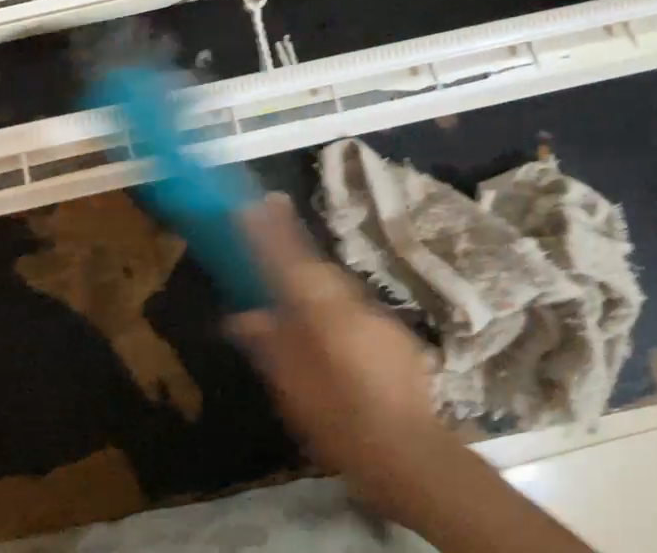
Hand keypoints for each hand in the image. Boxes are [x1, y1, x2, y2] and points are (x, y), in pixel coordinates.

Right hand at [227, 195, 449, 522]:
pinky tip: (337, 342)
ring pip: (340, 291)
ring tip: (298, 296)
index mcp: (324, 312)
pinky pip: (359, 314)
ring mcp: (382, 322)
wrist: (413, 457)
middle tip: (275, 234)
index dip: (274, 230)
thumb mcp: (293, 388)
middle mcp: (355, 306)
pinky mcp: (401, 343)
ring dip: (317, 285)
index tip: (261, 200)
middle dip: (296, 251)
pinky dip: (340, 314)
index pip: (291, 260)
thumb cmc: (342, 422)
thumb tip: (243, 316)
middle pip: (318, 269)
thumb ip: (270, 344)